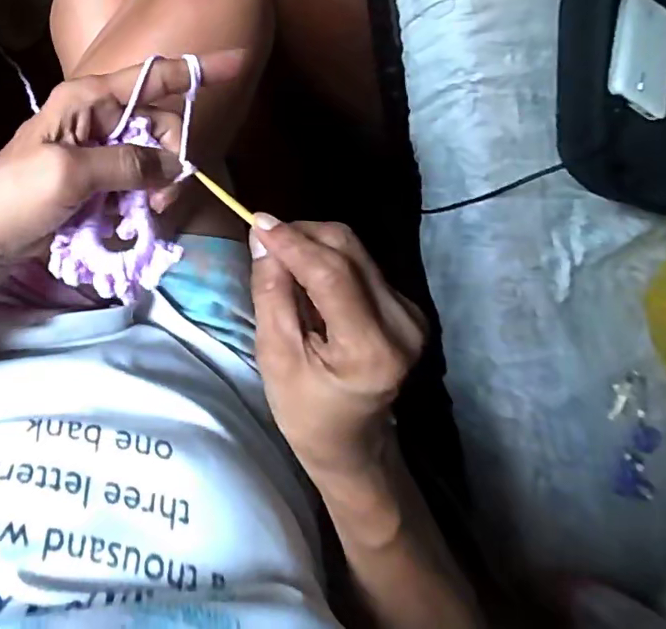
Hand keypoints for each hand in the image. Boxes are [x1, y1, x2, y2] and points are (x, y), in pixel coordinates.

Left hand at [0, 51, 245, 266]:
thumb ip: (125, 162)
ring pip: (153, 155)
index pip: (149, 76)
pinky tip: (132, 220)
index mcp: (85, 99)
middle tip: (162, 201)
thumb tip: (174, 163)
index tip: (240, 62)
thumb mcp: (68, 174)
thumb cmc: (14, 195)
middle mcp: (95, 116)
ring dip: (159, 185)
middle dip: (172, 156)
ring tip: (145, 216)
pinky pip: (137, 181)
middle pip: (159, 123)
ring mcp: (97, 148)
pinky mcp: (97, 178)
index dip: (194, 70)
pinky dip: (143, 199)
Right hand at [250, 217, 427, 485]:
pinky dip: (325, 257)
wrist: (351, 443)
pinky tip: (305, 277)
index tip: (256, 222)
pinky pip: (358, 261)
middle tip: (264, 239)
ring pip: (353, 248)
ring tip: (281, 260)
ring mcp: (409, 313)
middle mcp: (401, 323)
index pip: (331, 274)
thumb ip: (271, 293)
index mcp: (371, 348)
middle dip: (301, 234)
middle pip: (347, 249)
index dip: (292, 242)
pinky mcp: (405, 305)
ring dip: (311, 243)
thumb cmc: (305, 409)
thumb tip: (262, 238)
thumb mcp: (275, 355)